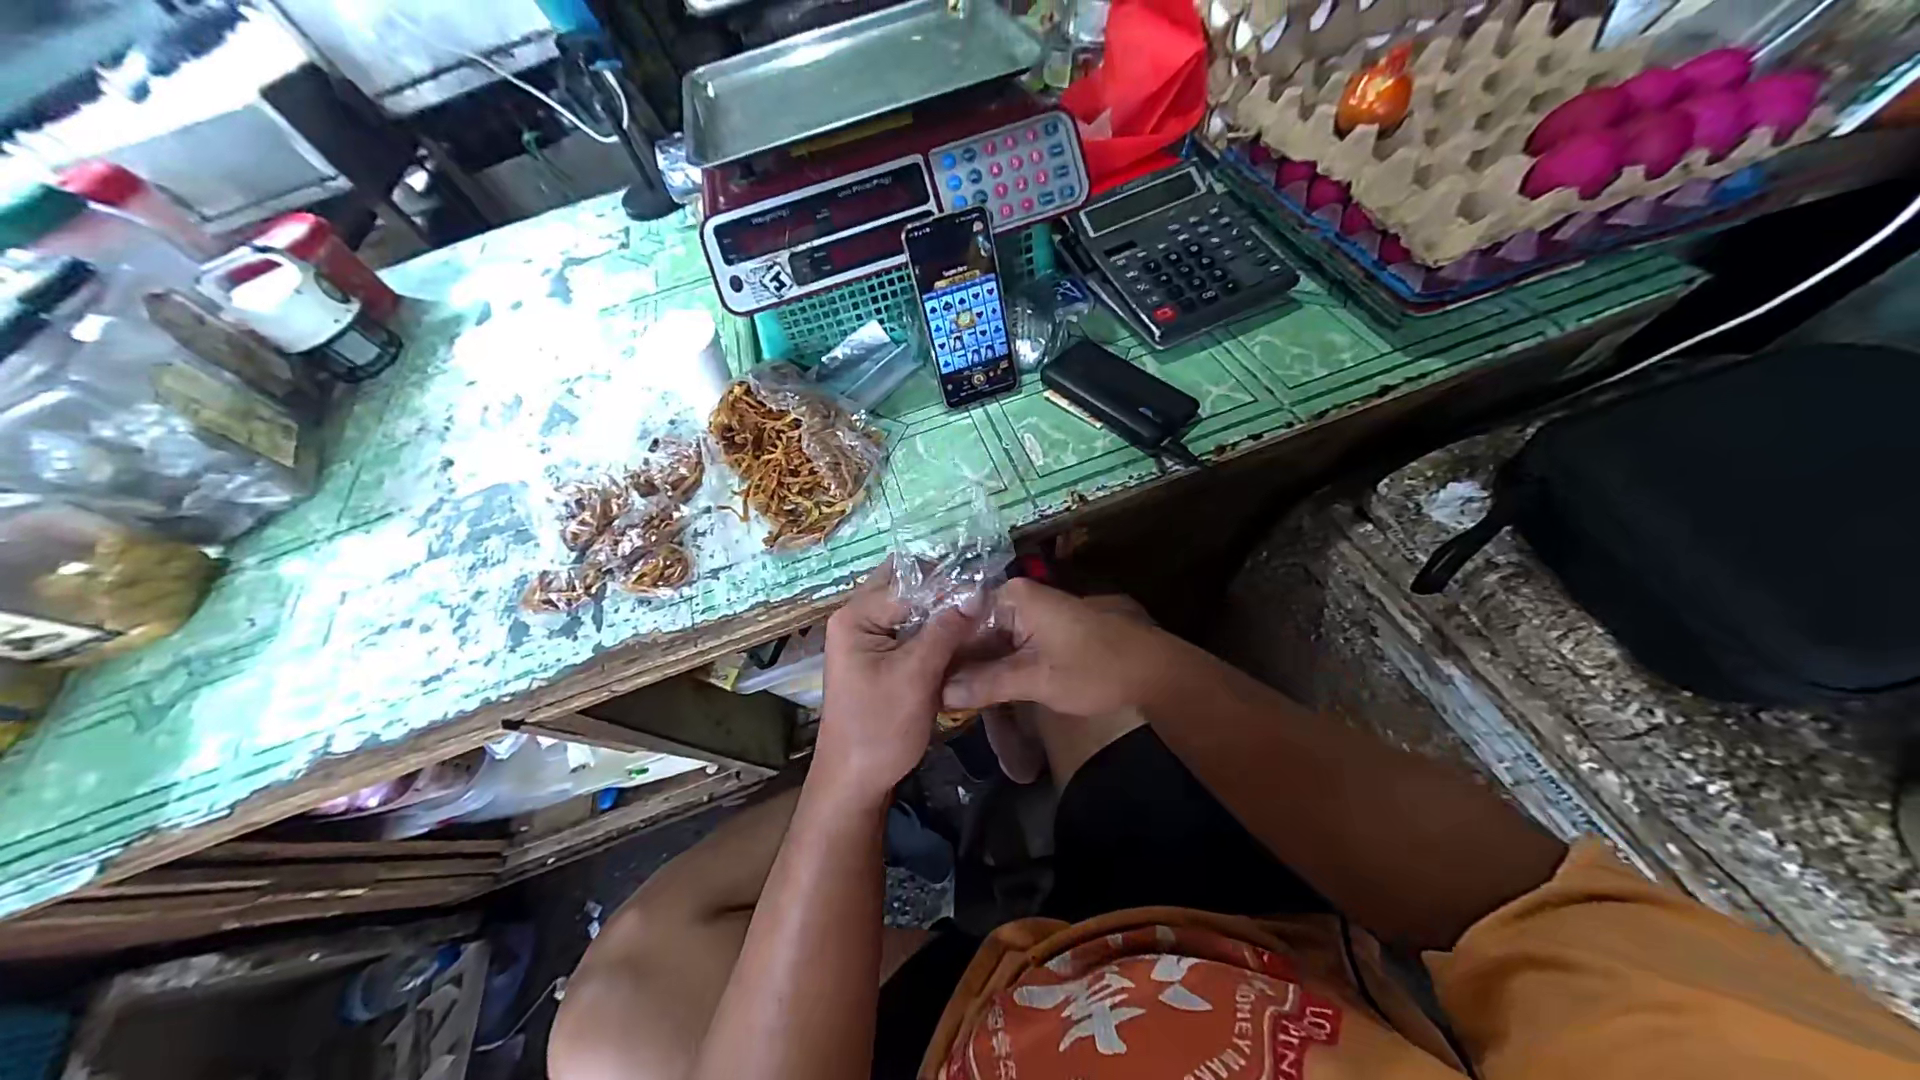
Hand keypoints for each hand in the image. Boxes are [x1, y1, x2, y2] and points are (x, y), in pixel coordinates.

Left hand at [814, 563, 980, 808]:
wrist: (855, 781)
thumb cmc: (880, 728)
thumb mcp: (916, 676)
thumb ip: (945, 631)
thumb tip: (977, 593)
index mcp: (855, 617)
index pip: (905, 580)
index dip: (944, 578)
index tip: (984, 578)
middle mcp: (857, 619)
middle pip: (904, 589)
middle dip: (942, 588)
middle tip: (983, 589)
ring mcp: (867, 639)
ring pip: (910, 610)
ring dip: (941, 609)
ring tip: (980, 606)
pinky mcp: (880, 657)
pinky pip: (910, 631)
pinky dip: (934, 629)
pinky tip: (963, 631)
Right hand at [941, 579, 1175, 716]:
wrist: (1152, 670)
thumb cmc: (1095, 668)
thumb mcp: (1037, 679)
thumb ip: (986, 683)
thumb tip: (939, 693)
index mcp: (1012, 597)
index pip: (958, 619)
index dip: (938, 651)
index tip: (919, 680)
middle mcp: (1016, 600)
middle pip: (971, 631)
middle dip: (954, 663)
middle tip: (928, 696)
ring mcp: (1029, 616)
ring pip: (987, 643)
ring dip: (972, 671)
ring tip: (942, 699)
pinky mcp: (1039, 635)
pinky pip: (1005, 649)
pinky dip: (992, 671)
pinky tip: (972, 694)